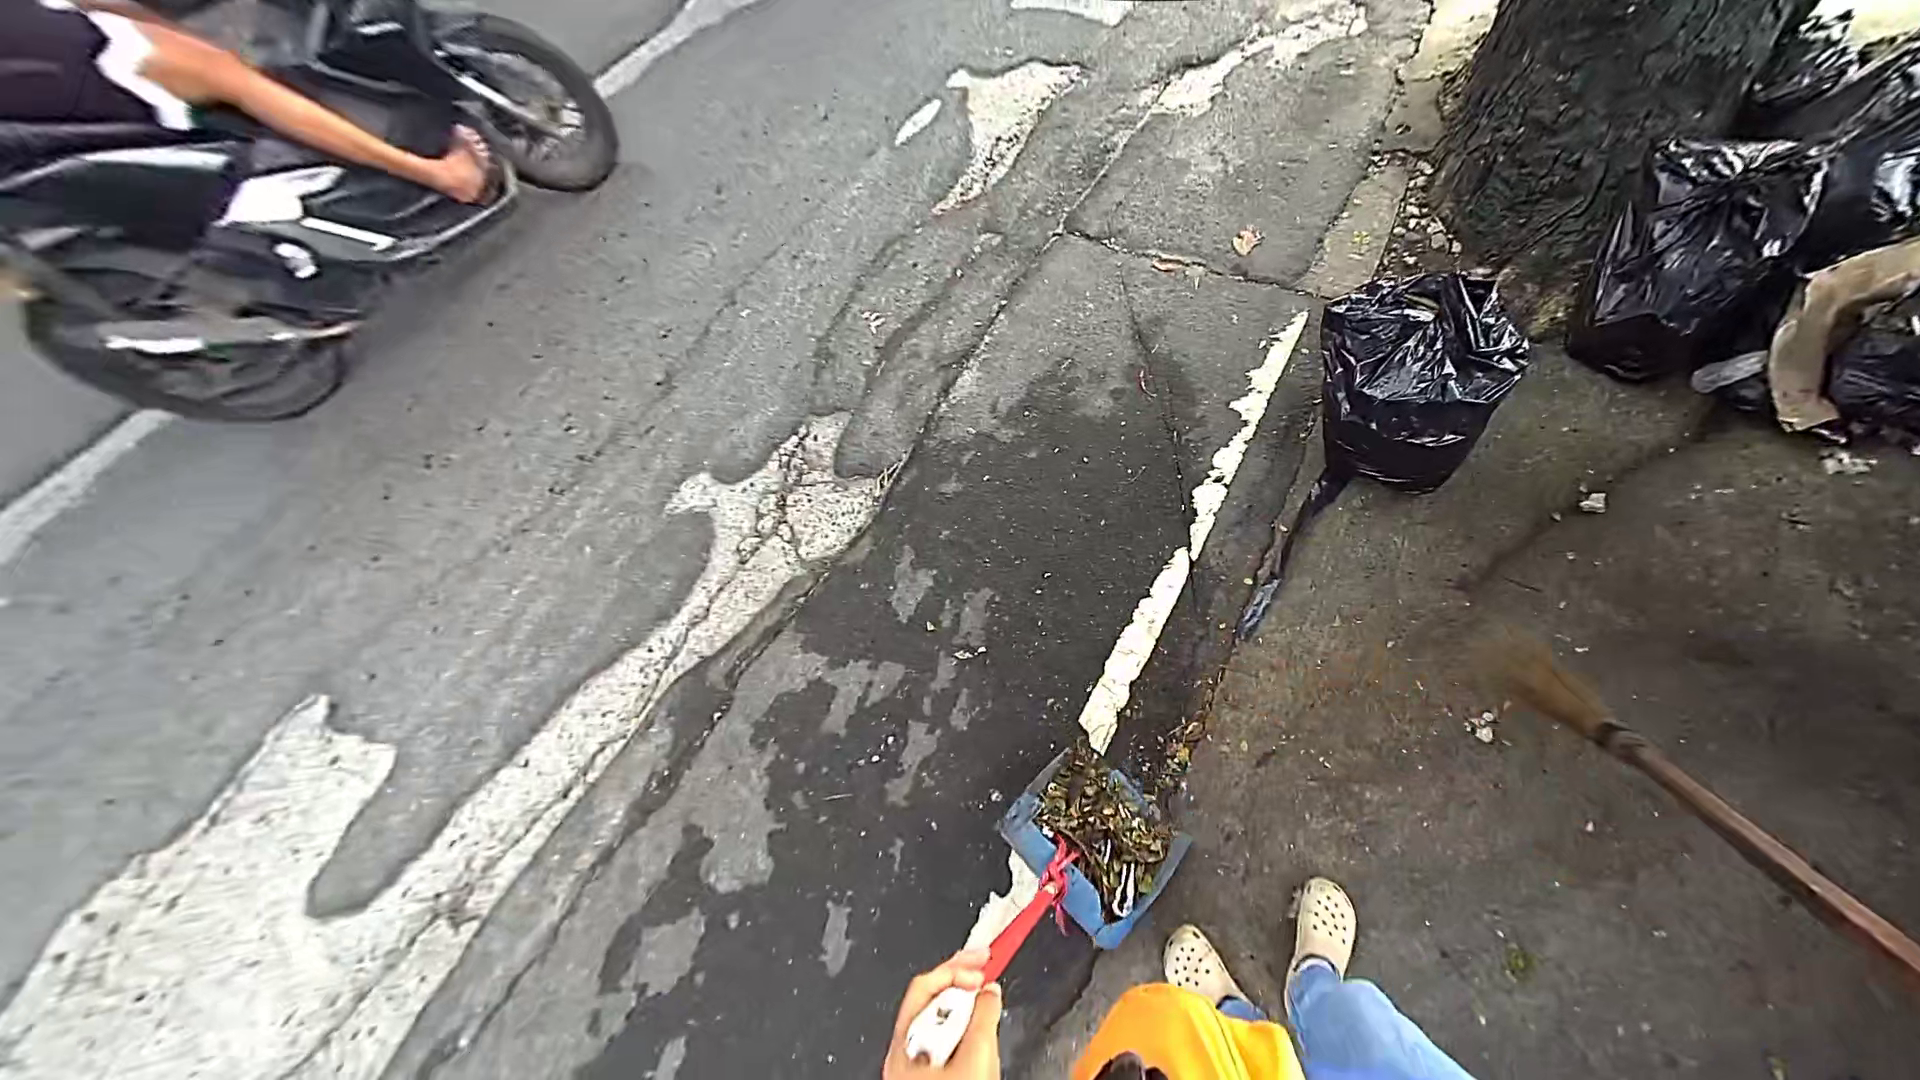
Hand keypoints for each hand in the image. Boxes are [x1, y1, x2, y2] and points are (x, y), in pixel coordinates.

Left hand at [883, 949, 1002, 1078]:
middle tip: (984, 971)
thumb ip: (984, 1016)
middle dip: (960, 982)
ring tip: (985, 1002)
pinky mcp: (928, 1079)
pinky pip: (942, 1046)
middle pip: (930, 999)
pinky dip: (962, 1032)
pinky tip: (978, 1037)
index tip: (983, 962)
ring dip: (963, 1007)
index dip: (958, 968)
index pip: (927, 983)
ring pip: (936, 1023)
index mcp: (904, 1040)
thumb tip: (990, 991)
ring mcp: (913, 1069)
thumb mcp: (976, 1055)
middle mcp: (903, 1052)